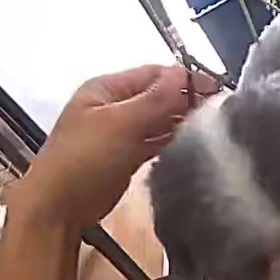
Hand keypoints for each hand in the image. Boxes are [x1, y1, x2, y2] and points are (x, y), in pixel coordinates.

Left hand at [12, 65, 212, 232]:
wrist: (60, 205)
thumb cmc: (85, 157)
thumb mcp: (120, 123)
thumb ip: (155, 99)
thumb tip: (183, 74)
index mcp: (107, 89)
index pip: (153, 74)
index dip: (184, 78)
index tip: (217, 88)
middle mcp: (115, 106)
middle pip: (158, 97)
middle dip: (186, 100)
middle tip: (219, 110)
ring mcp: (122, 133)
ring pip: (159, 121)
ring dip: (182, 122)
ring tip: (212, 127)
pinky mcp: (128, 156)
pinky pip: (156, 142)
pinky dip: (172, 141)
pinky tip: (192, 144)